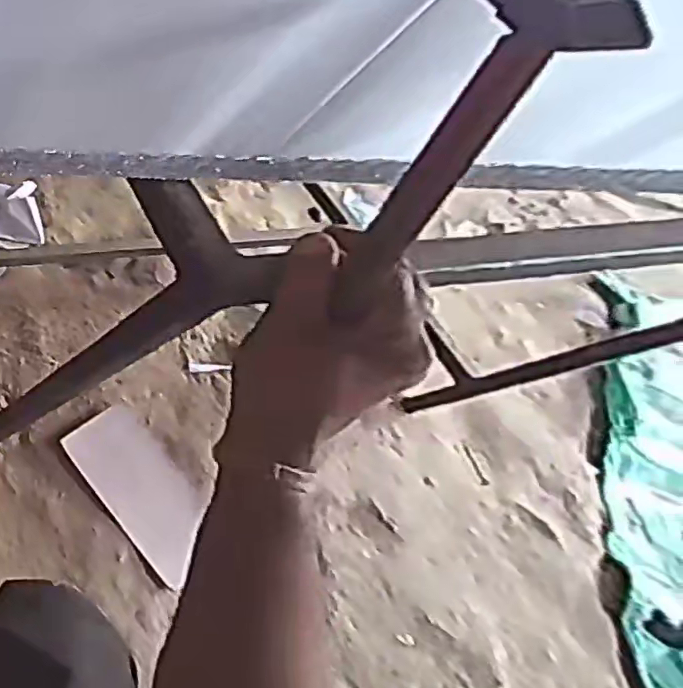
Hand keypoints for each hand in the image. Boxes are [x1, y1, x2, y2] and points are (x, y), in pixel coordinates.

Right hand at [219, 230, 430, 470]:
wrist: (272, 449)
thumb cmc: (279, 389)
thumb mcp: (286, 328)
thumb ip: (306, 281)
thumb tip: (320, 242)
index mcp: (400, 336)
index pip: (394, 270)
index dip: (356, 247)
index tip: (318, 239)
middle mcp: (414, 351)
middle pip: (393, 291)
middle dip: (352, 272)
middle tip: (304, 267)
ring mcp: (398, 369)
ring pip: (378, 314)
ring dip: (343, 297)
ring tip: (299, 297)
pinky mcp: (374, 381)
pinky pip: (366, 336)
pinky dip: (340, 322)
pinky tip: (306, 328)